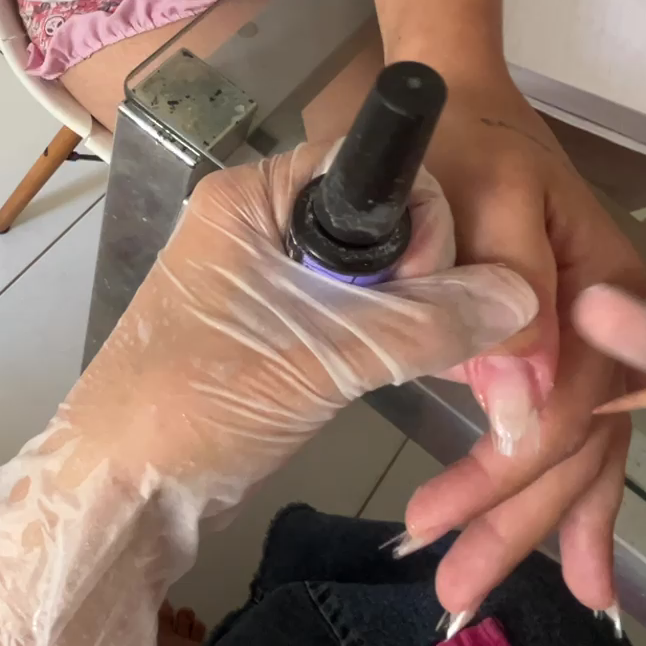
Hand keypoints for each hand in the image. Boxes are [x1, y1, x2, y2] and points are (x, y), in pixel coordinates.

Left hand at [0, 142, 536, 645]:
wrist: (123, 480)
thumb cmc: (196, 406)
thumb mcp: (314, 359)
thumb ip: (420, 324)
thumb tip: (522, 294)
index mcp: (249, 197)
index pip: (366, 165)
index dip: (419, 218)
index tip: (430, 287)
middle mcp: (254, 216)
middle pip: (373, 211)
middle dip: (419, 269)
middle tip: (430, 335)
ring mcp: (260, 265)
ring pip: (365, 262)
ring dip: (404, 304)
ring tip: (425, 353)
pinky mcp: (269, 312)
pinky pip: (345, 298)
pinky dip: (380, 326)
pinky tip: (399, 361)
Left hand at [397, 76, 645, 623]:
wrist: (458, 101)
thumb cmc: (457, 140)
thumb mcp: (476, 198)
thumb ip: (500, 290)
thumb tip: (522, 408)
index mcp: (599, 277)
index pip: (571, 398)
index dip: (512, 464)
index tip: (447, 520)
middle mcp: (609, 312)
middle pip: (581, 434)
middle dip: (523, 516)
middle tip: (462, 589)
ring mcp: (589, 324)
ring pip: (582, 436)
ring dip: (552, 515)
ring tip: (527, 591)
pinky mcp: (558, 329)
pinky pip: (573, 414)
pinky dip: (572, 477)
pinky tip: (583, 535)